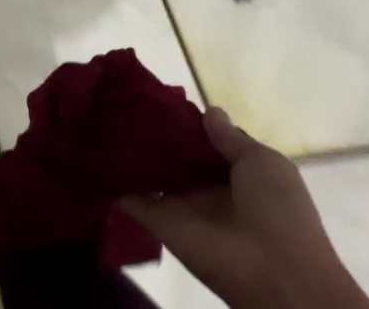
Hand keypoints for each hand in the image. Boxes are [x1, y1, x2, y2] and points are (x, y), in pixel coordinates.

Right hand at [116, 109, 368, 308]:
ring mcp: (177, 204)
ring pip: (146, 172)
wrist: (275, 271)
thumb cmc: (279, 210)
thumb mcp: (265, 162)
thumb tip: (208, 111)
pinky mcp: (156, 219)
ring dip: (127, 151)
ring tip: (98, 115)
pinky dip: (108, 178)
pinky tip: (90, 149)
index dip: (184, 122)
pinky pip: (127, 196)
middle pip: (171, 155)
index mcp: (233, 174)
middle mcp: (203, 187)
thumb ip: (231, 138)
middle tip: (118, 99)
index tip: (156, 97)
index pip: (201, 142)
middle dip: (150, 132)